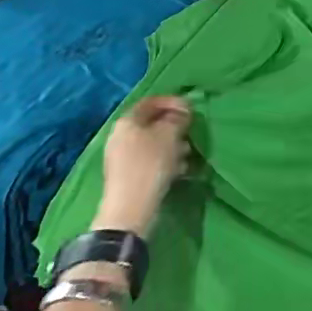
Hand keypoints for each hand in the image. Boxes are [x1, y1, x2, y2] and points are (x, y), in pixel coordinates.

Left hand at [94, 96, 191, 236]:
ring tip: (188, 154)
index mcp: (127, 121)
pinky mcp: (128, 176)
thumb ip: (178, 118)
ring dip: (173, 145)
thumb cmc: (150, 163)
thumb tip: (182, 114)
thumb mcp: (170, 134)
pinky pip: (150, 160)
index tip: (191, 109)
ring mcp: (122, 157)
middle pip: (152, 123)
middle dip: (174, 126)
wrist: (130, 208)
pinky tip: (179, 170)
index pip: (151, 102)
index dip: (173, 102)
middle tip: (190, 132)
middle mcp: (120, 136)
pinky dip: (165, 161)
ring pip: (153, 143)